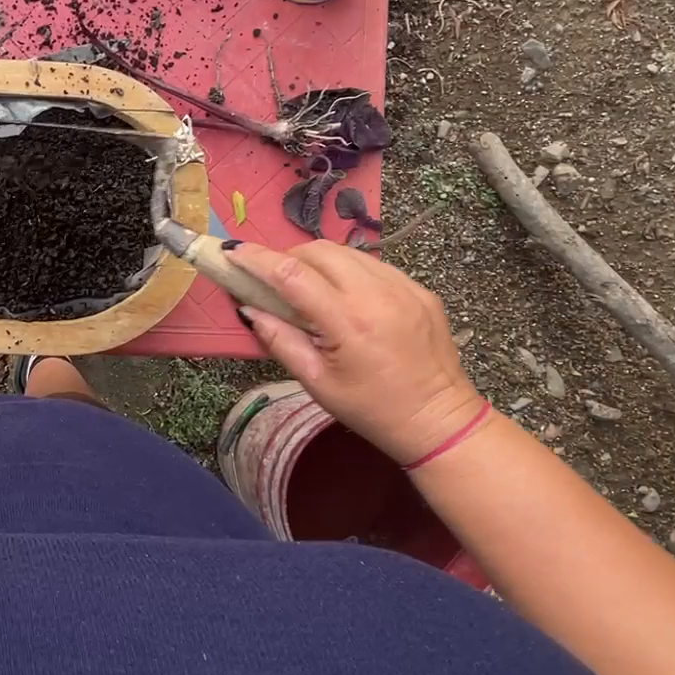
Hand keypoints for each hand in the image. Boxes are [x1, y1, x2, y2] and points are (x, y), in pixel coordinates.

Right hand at [226, 242, 485, 464]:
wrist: (441, 423)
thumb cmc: (371, 409)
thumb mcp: (315, 381)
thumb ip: (279, 339)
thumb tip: (248, 309)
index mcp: (349, 321)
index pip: (292, 274)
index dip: (257, 259)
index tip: (233, 252)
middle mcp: (378, 295)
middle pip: (319, 251)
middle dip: (287, 256)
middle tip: (272, 279)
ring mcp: (405, 288)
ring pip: (347, 252)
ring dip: (317, 260)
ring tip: (306, 285)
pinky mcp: (420, 291)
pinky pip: (373, 264)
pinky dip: (347, 269)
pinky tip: (342, 293)